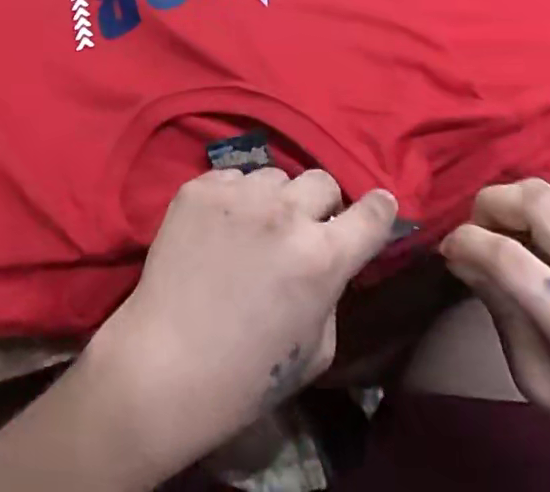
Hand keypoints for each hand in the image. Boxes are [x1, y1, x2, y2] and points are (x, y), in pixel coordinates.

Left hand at [85, 169, 398, 476]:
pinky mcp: (198, 189)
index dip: (379, 209)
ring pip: (274, 175)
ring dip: (274, 198)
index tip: (378, 205)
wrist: (169, 360)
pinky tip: (219, 227)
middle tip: (303, 228)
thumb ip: (330, 289)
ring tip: (254, 228)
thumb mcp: (318, 346)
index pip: (372, 213)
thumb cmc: (250, 372)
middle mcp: (284, 214)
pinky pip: (231, 178)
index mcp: (323, 257)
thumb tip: (326, 258)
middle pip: (321, 180)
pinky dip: (234, 197)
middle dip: (320, 203)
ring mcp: (237, 196)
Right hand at [439, 180, 549, 486]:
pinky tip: (528, 238)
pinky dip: (532, 208)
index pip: (512, 259)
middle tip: (476, 231)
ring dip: (511, 202)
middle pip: (538, 203)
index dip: (468, 242)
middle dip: (491, 205)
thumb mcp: (536, 381)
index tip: (448, 250)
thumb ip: (500, 312)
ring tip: (500, 232)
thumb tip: (460, 256)